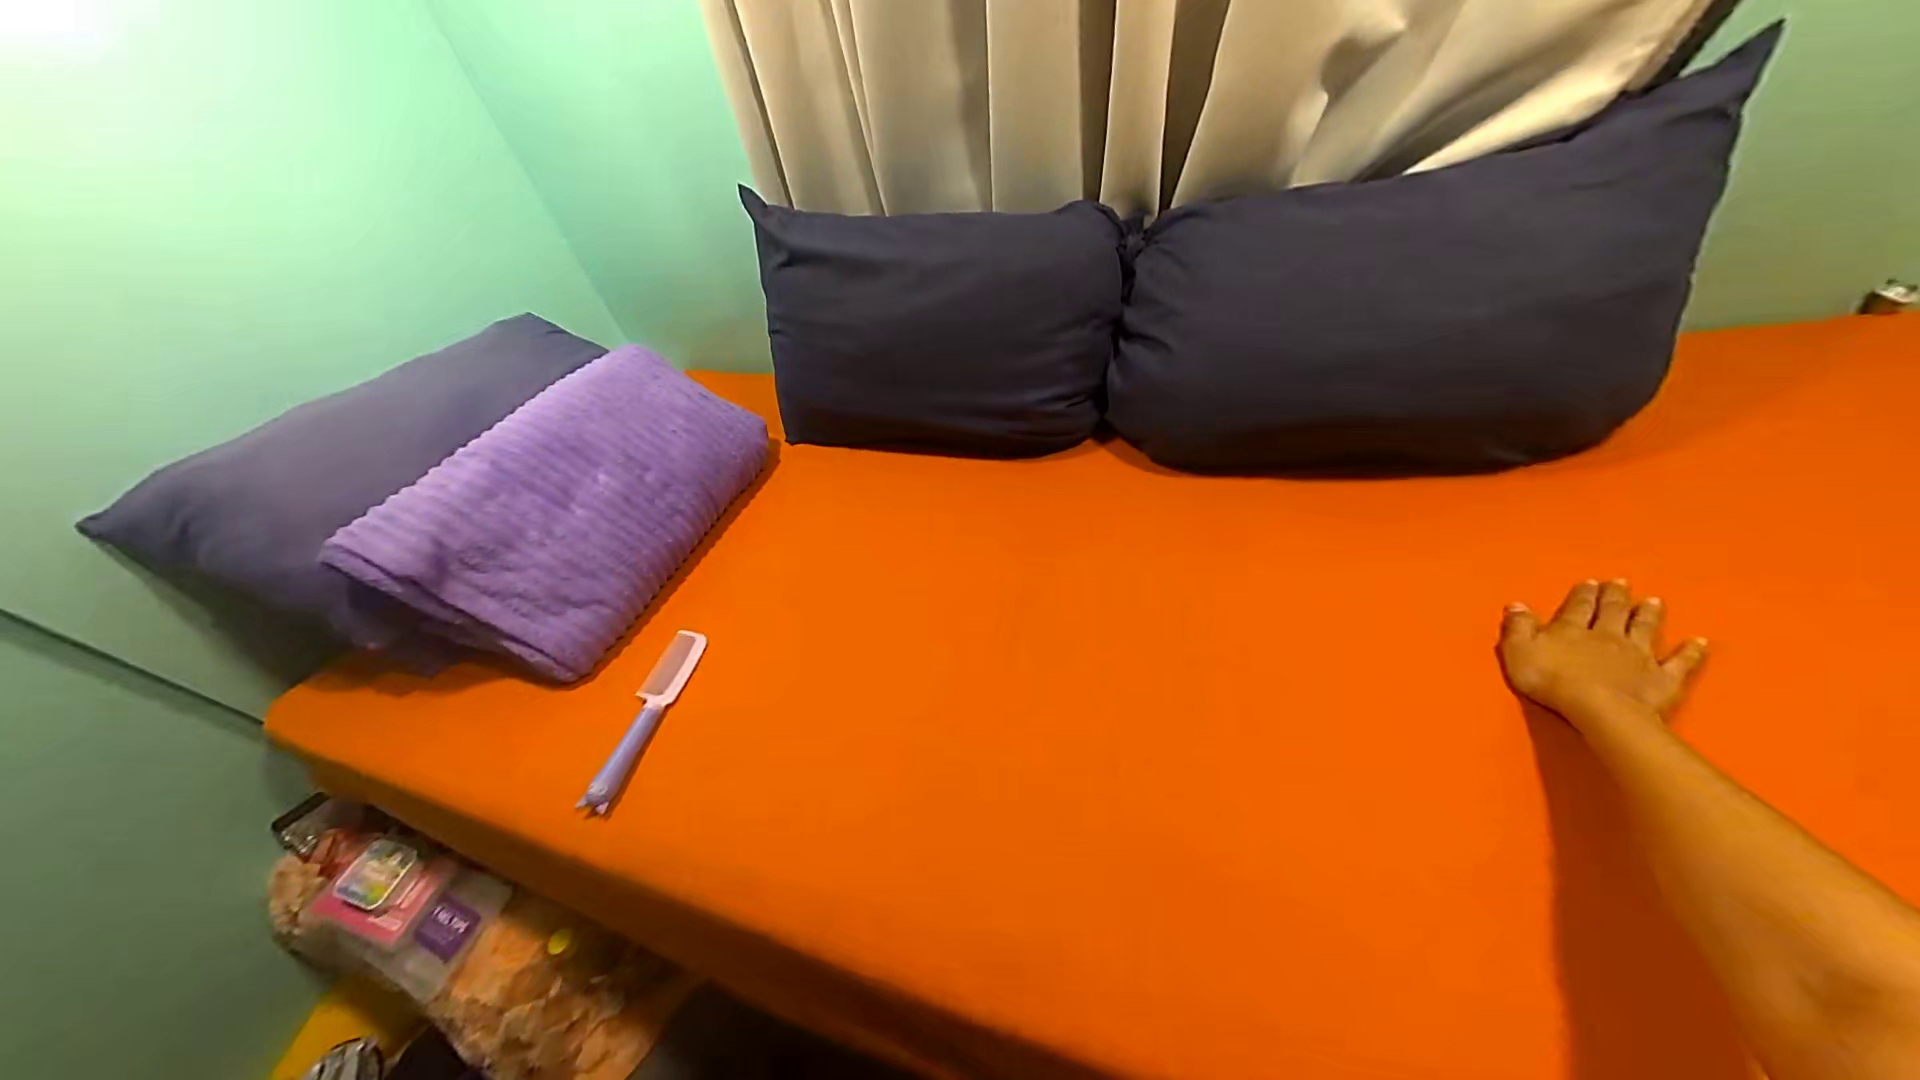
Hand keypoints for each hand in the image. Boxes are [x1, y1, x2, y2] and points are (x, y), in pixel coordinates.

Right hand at [1497, 579, 1708, 734]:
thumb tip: (1516, 604)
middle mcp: (1608, 636)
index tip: (1590, 582)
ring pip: (1645, 629)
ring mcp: (1639, 656)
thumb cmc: (1550, 680)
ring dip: (1648, 614)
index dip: (1583, 594)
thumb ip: (1518, 627)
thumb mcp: (1519, 651)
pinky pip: (1681, 662)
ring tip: (1653, 601)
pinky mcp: (1663, 678)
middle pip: (1612, 612)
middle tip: (1621, 582)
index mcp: (1572, 631)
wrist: (1600, 709)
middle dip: (1615, 597)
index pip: (1577, 607)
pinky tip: (1700, 642)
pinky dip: (1691, 651)